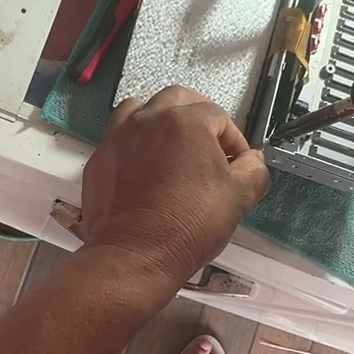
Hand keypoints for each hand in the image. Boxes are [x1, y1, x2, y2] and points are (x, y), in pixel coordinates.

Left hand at [80, 86, 270, 287]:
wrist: (135, 254)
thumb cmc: (189, 225)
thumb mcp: (239, 198)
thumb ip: (254, 170)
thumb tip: (252, 161)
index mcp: (185, 122)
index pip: (218, 115)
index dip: (233, 138)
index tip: (237, 163)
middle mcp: (147, 120)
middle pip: (176, 99)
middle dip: (197, 115)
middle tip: (208, 142)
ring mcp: (118, 138)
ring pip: (138, 109)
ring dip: (158, 119)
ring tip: (170, 144)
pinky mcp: (99, 159)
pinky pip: (117, 138)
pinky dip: (133, 144)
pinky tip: (142, 167)